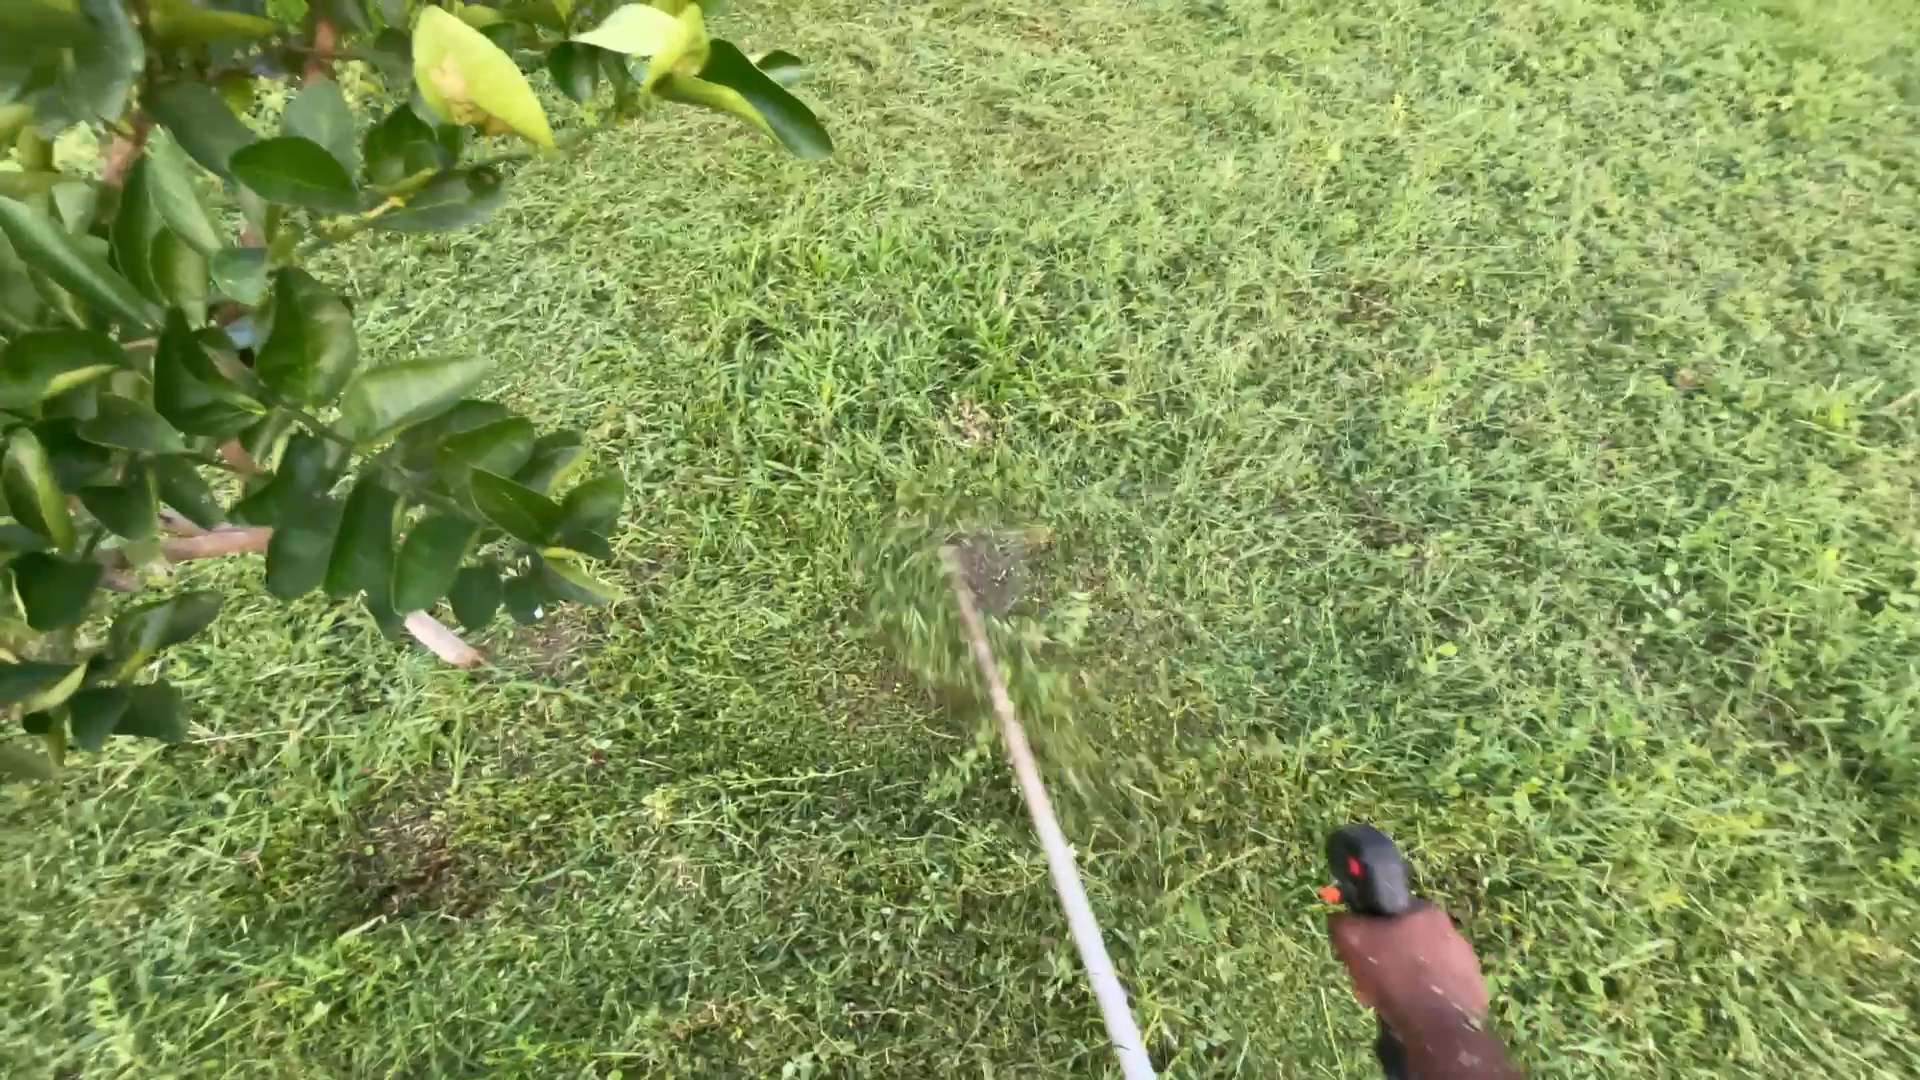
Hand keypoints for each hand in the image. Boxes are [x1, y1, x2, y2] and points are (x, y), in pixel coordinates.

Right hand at [1327, 904, 1489, 1035]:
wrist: (1440, 1030)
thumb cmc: (1394, 974)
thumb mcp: (1351, 938)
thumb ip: (1342, 920)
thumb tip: (1342, 919)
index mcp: (1425, 910)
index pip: (1390, 911)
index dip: (1371, 928)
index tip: (1363, 947)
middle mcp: (1452, 930)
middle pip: (1405, 938)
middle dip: (1386, 955)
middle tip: (1370, 975)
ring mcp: (1467, 963)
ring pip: (1421, 964)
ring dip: (1403, 975)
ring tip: (1387, 996)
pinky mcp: (1475, 992)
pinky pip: (1438, 986)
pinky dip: (1423, 994)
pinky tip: (1409, 1008)